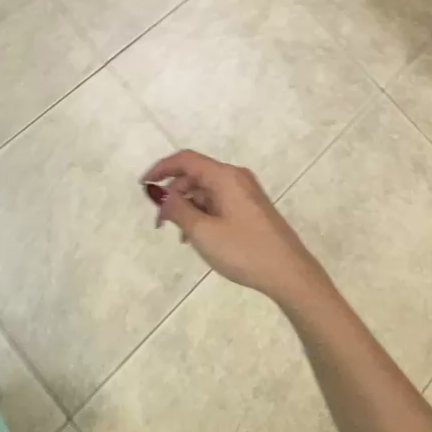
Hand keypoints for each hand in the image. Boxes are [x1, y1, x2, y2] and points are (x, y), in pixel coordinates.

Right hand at [144, 150, 330, 304]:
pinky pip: (219, 201)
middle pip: (195, 174)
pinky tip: (198, 237)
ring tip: (180, 236)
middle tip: (159, 223)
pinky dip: (203, 213)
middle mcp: (236, 177)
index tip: (142, 185)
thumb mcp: (203, 233)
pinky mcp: (251, 207)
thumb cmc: (244, 250)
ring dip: (188, 207)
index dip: (161, 168)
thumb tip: (159, 194)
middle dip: (173, 194)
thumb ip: (177, 210)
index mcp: (224, 176)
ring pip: (207, 189)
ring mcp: (246, 192)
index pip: (186, 159)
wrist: (288, 272)